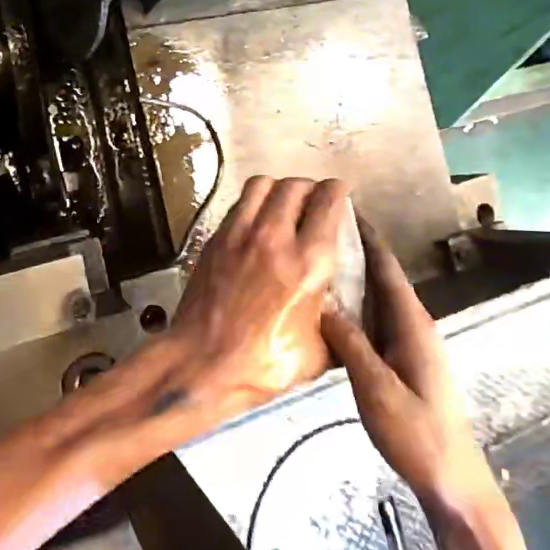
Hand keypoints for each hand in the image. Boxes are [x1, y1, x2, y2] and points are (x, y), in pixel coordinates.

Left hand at [152, 176, 352, 424]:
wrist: (202, 363)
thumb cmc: (264, 364)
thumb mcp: (319, 351)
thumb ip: (338, 324)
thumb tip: (346, 314)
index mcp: (309, 261)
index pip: (328, 201)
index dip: (338, 192)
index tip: (340, 197)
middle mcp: (275, 236)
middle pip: (295, 185)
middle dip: (309, 188)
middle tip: (313, 202)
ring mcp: (240, 234)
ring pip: (263, 185)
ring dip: (278, 189)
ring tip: (283, 205)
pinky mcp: (215, 240)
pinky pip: (238, 204)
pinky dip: (252, 203)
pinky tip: (256, 223)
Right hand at [321, 220, 493, 508]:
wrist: (450, 476)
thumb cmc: (416, 432)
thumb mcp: (376, 388)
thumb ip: (350, 344)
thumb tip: (322, 302)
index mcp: (412, 323)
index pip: (387, 268)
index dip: (367, 236)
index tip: (342, 207)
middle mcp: (413, 324)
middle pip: (382, 277)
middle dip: (354, 250)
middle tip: (315, 231)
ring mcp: (408, 342)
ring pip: (376, 298)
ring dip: (352, 277)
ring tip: (315, 260)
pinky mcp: (402, 359)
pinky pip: (373, 320)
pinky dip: (353, 306)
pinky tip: (328, 309)